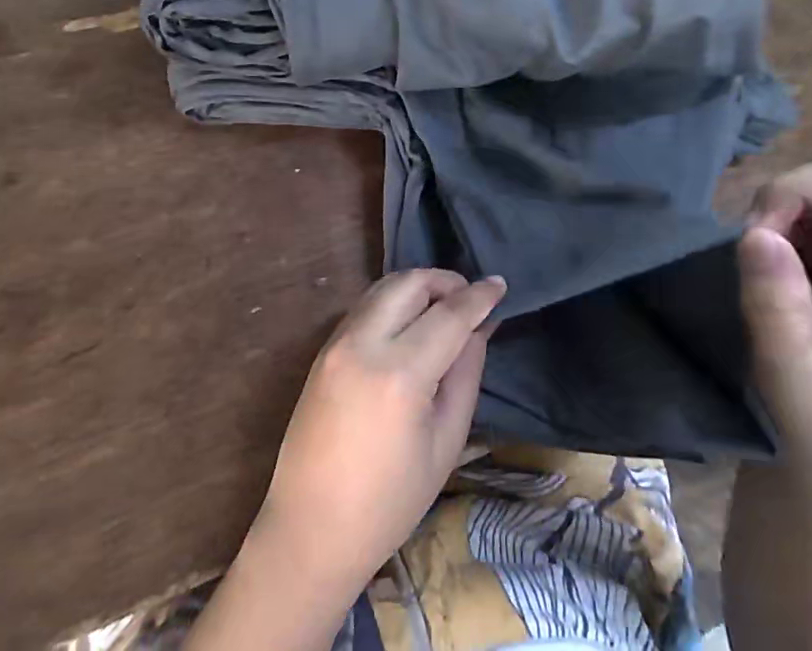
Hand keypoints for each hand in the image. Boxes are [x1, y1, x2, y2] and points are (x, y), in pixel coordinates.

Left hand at [252, 269, 503, 586]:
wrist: (312, 529)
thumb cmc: (391, 500)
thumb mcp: (446, 440)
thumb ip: (465, 373)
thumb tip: (479, 327)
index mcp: (399, 374)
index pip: (449, 314)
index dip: (479, 296)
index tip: (500, 284)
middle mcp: (362, 345)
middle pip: (409, 283)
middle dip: (445, 281)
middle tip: (470, 300)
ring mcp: (335, 345)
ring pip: (383, 288)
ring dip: (417, 288)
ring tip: (443, 310)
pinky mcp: (322, 352)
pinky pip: (364, 307)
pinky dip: (393, 302)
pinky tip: (410, 326)